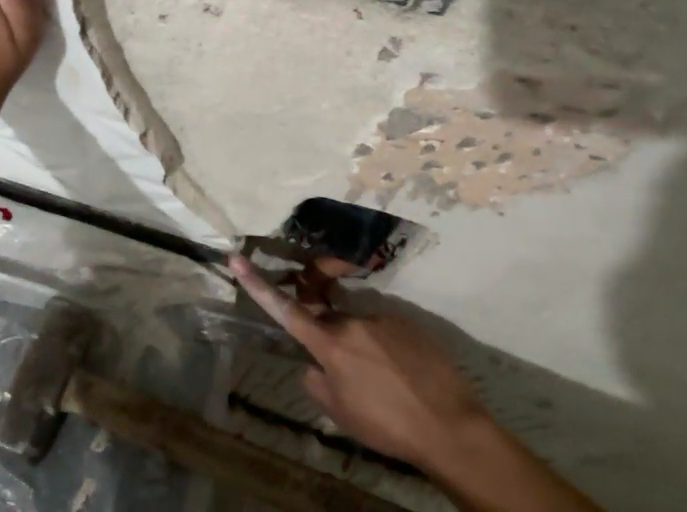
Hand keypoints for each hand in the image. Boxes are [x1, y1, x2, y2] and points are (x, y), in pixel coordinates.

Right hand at [230, 255, 489, 468]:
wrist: (449, 427)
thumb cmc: (388, 426)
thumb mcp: (341, 415)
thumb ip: (317, 384)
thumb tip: (313, 366)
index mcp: (330, 344)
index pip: (285, 310)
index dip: (257, 285)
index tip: (236, 258)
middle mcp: (354, 322)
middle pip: (331, 324)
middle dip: (334, 343)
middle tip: (354, 380)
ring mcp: (385, 319)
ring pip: (362, 330)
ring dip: (365, 349)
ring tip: (388, 385)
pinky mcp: (412, 323)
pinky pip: (388, 332)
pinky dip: (390, 351)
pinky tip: (406, 378)